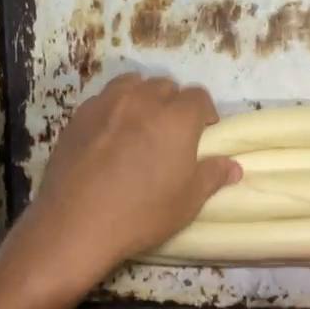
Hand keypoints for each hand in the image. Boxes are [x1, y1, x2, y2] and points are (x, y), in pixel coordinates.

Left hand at [11, 74, 238, 286]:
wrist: (76, 223)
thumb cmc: (140, 214)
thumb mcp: (186, 203)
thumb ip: (211, 177)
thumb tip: (233, 166)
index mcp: (176, 119)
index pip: (199, 97)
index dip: (204, 113)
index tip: (202, 132)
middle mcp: (142, 100)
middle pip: (165, 86)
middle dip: (173, 104)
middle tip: (170, 133)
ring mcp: (106, 104)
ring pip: (132, 84)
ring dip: (143, 98)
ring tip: (140, 125)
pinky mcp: (79, 116)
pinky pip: (103, 99)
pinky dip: (113, 108)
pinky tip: (109, 135)